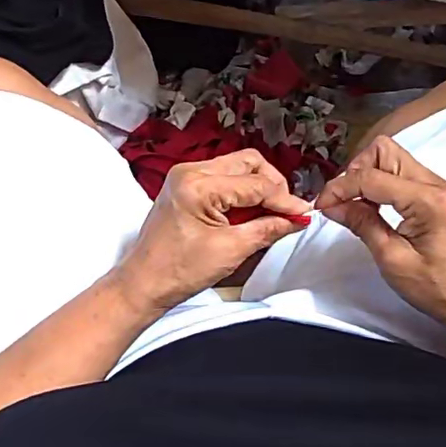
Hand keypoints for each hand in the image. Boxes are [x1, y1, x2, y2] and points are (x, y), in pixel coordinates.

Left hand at [113, 150, 311, 312]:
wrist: (144, 283)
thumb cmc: (176, 271)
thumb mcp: (231, 250)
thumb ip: (268, 229)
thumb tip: (294, 218)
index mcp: (198, 185)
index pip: (256, 183)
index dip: (284, 200)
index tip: (302, 214)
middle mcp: (189, 171)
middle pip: (248, 162)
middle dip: (272, 185)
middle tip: (286, 211)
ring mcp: (185, 176)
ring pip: (237, 167)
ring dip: (257, 187)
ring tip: (269, 215)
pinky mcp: (185, 186)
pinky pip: (223, 178)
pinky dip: (241, 192)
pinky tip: (250, 213)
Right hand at [315, 136, 445, 332]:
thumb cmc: (435, 287)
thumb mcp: (391, 258)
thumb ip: (362, 223)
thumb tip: (332, 205)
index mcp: (426, 200)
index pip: (371, 177)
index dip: (340, 188)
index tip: (322, 206)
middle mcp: (433, 184)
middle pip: (383, 150)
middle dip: (355, 171)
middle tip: (341, 201)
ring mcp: (435, 186)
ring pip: (389, 157)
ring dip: (365, 175)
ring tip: (353, 205)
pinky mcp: (432, 194)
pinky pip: (398, 172)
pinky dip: (377, 182)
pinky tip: (369, 207)